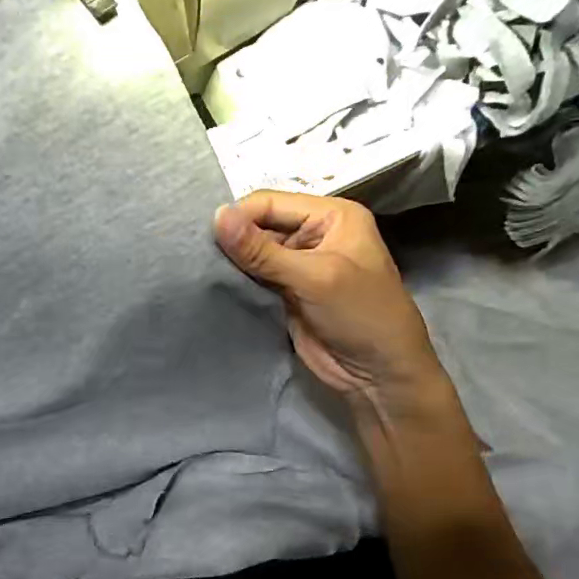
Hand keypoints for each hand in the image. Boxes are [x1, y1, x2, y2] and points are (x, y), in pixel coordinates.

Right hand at [213, 191, 448, 419]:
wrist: (380, 376)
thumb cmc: (361, 316)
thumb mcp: (314, 277)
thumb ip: (262, 250)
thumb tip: (216, 216)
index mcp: (331, 216)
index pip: (270, 203)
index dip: (238, 217)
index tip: (206, 238)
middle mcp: (314, 234)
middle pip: (259, 225)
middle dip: (233, 239)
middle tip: (198, 255)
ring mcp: (299, 265)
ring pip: (253, 252)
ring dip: (231, 262)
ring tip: (201, 269)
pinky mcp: (286, 293)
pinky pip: (254, 278)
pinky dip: (237, 281)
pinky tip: (215, 284)